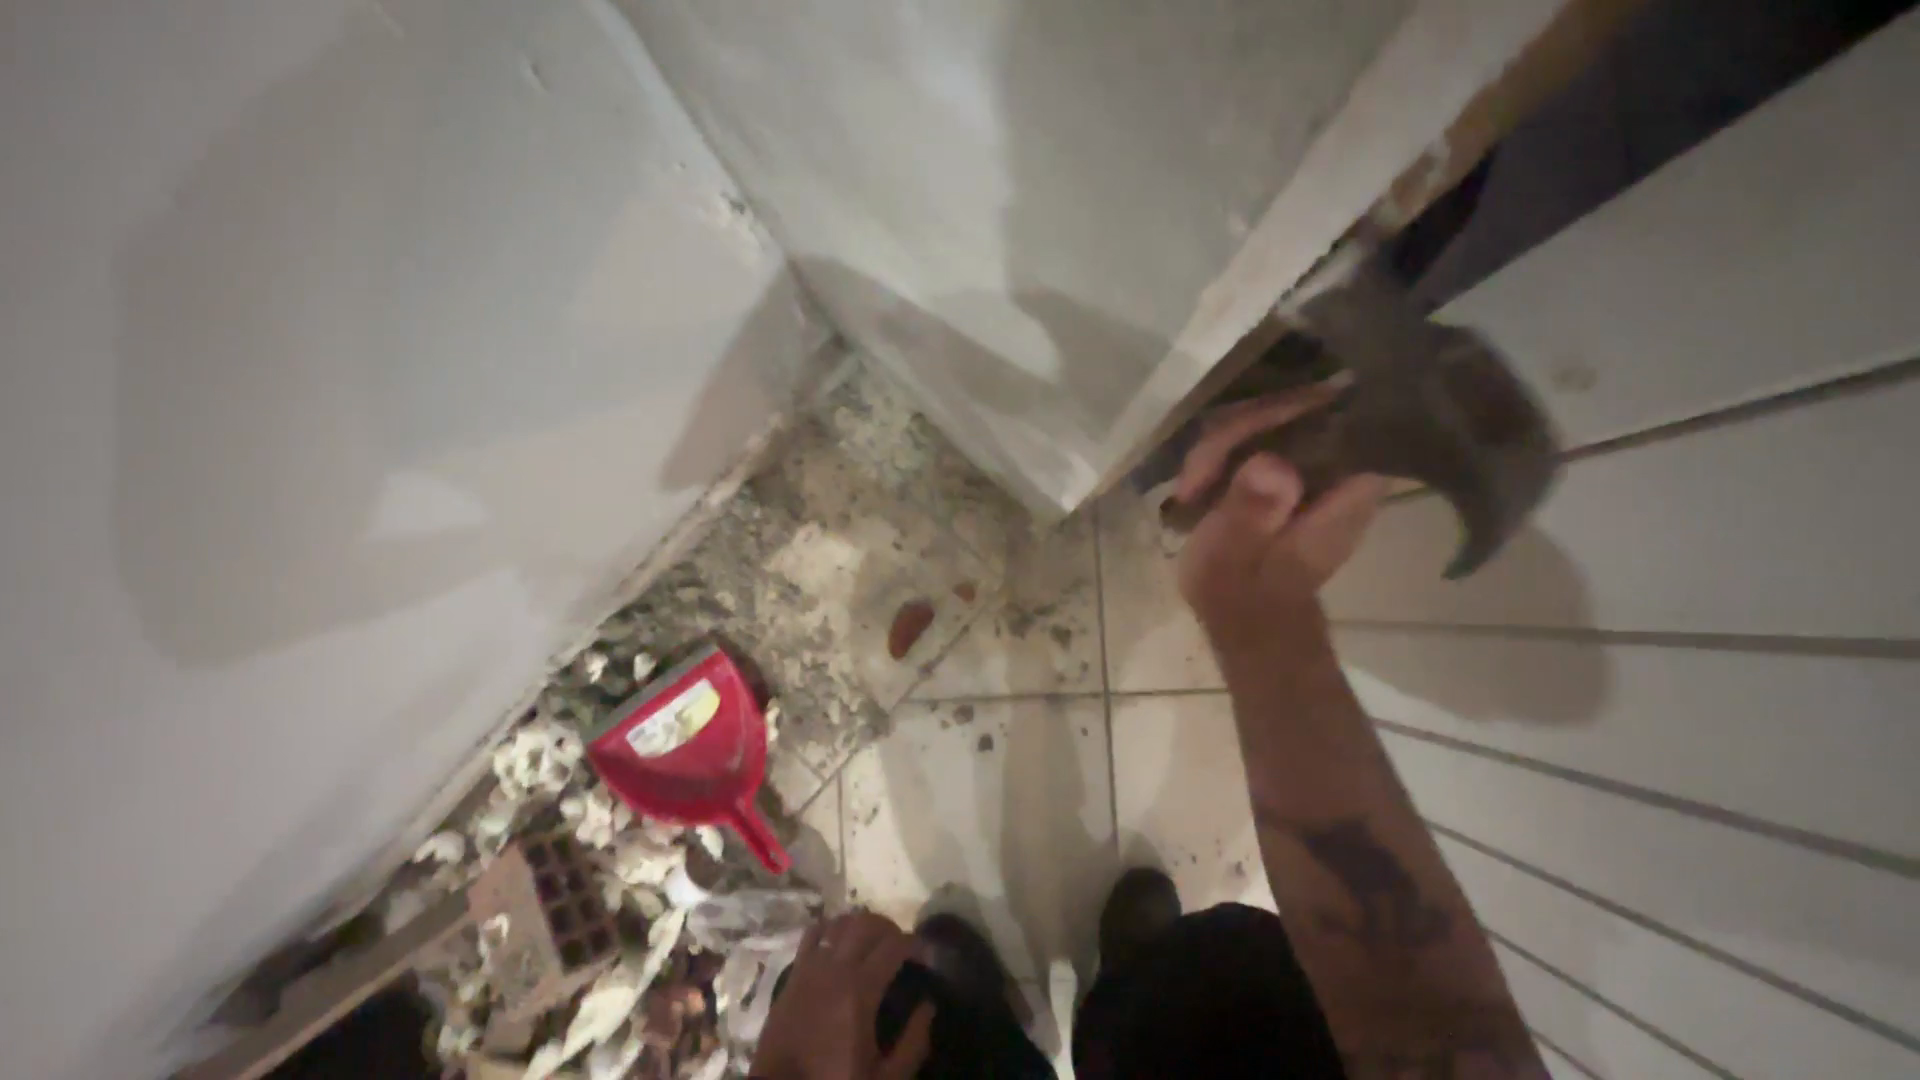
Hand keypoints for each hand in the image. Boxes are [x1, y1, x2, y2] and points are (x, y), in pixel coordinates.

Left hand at [751, 911, 933, 1079]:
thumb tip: (928, 1006)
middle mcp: (836, 967)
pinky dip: (831, 928)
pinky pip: (813, 933)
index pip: (895, 944)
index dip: (917, 944)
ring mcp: (812, 966)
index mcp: (861, 990)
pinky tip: (840, 941)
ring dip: (862, 925)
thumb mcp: (884, 1078)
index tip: (926, 958)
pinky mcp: (794, 972)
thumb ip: (913, 1043)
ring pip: (841, 922)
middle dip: (891, 929)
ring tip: (873, 943)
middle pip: (868, 923)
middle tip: (902, 949)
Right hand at [1171, 380, 1386, 650]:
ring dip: (1222, 448)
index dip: (1277, 413)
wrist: (1248, 624)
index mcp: (1348, 485)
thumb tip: (1269, 464)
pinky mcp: (1293, 475)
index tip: (1228, 439)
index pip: (1327, 416)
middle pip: (1294, 413)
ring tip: (1191, 489)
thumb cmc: (1243, 594)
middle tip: (1196, 475)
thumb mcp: (1236, 553)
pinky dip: (1226, 458)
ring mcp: (1318, 470)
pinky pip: (1262, 442)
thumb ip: (1252, 511)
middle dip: (1235, 434)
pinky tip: (1197, 488)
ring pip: (1272, 424)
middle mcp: (1343, 468)